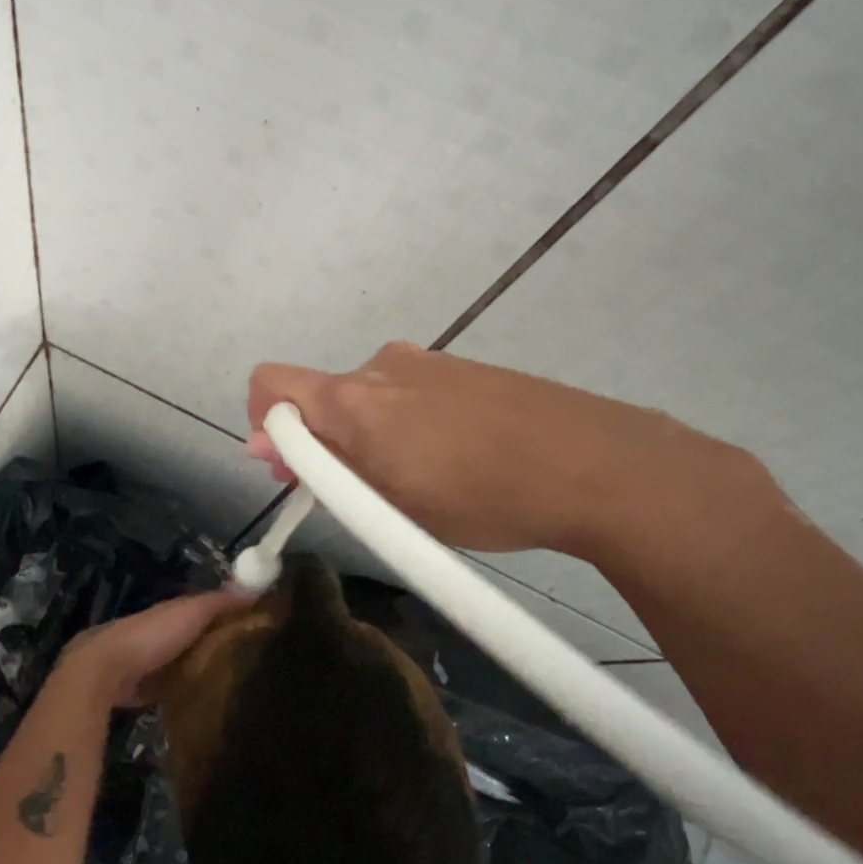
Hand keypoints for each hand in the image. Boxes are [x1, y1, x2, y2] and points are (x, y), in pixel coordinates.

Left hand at [58, 590, 251, 706]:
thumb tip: (254, 587)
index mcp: (167, 613)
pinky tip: (198, 701)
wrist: (107, 668)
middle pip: (187, 639)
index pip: (199, 612)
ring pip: (175, 663)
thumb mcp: (190, 612)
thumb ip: (218, 602)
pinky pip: (165, 688)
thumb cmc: (152, 635)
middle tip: (244, 661)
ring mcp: (143, 663)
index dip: (222, 617)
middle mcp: (154, 634)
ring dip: (192, 669)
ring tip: (226, 683)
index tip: (251, 628)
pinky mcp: (138, 690)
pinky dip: (178, 691)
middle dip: (207, 645)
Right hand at [246, 342, 770, 555]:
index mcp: (352, 398)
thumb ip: (322, 469)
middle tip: (352, 492)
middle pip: (320, 396)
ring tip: (411, 483)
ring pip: (366, 399)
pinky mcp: (465, 370)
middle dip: (320, 442)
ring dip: (364, 436)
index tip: (290, 469)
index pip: (271, 383)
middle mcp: (381, 367)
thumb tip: (264, 445)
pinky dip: (403, 426)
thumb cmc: (481, 495)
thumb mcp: (388, 500)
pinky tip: (448, 463)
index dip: (264, 424)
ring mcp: (428, 363)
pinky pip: (407, 395)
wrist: (598, 466)